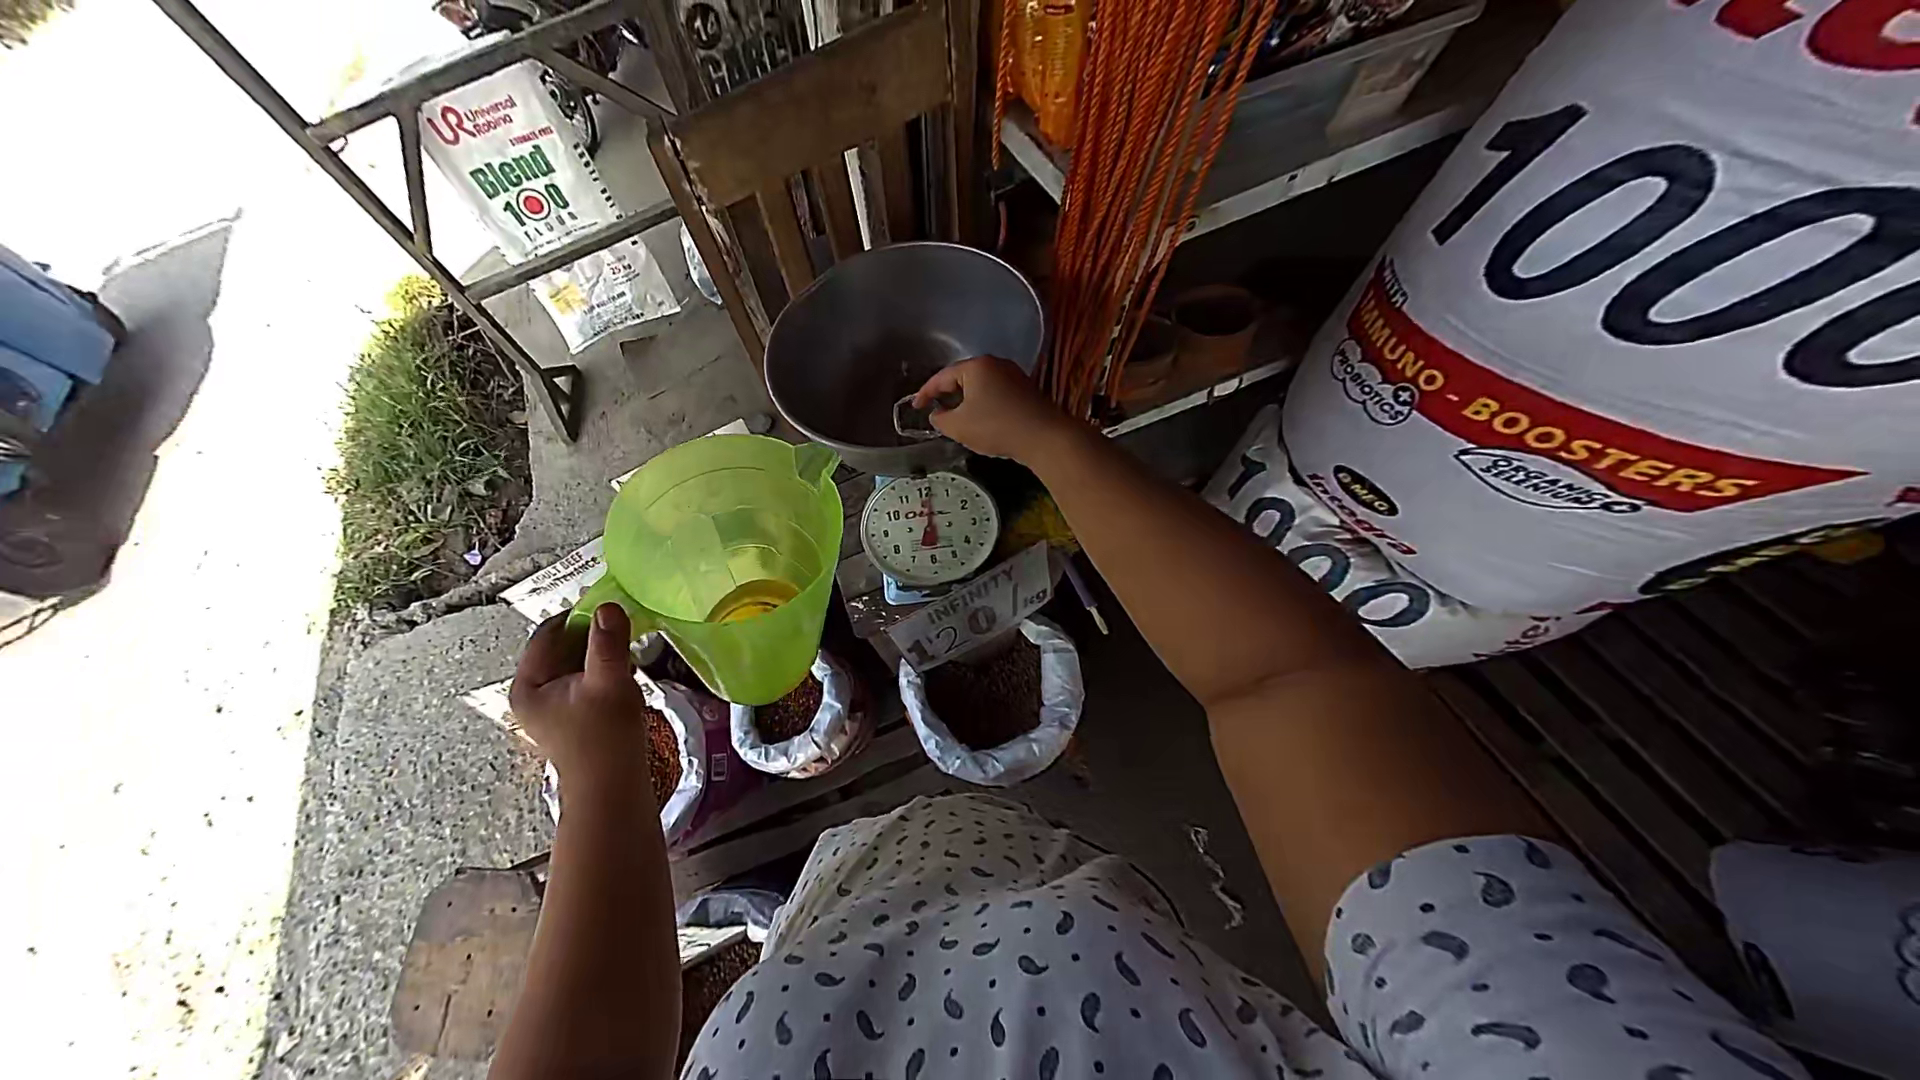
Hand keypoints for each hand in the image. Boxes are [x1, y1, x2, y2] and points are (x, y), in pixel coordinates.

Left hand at [511, 603, 652, 799]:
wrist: (614, 787)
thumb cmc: (605, 736)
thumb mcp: (608, 682)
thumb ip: (607, 644)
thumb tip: (608, 605)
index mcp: (528, 685)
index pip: (549, 633)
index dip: (580, 616)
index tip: (612, 606)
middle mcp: (534, 692)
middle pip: (563, 646)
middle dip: (594, 634)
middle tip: (625, 626)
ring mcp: (554, 704)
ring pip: (578, 661)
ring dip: (603, 650)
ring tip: (628, 647)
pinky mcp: (575, 712)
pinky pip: (587, 677)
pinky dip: (606, 668)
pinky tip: (626, 670)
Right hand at [912, 355, 1078, 462]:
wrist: (1044, 436)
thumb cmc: (996, 427)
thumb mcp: (959, 426)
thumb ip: (940, 419)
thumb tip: (937, 414)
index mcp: (976, 366)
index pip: (942, 377)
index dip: (925, 392)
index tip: (915, 406)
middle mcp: (996, 363)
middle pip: (963, 378)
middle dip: (948, 395)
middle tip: (936, 411)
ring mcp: (1014, 375)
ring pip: (981, 386)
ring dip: (967, 401)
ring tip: (957, 419)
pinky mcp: (1026, 389)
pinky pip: (996, 393)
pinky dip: (984, 404)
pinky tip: (982, 421)